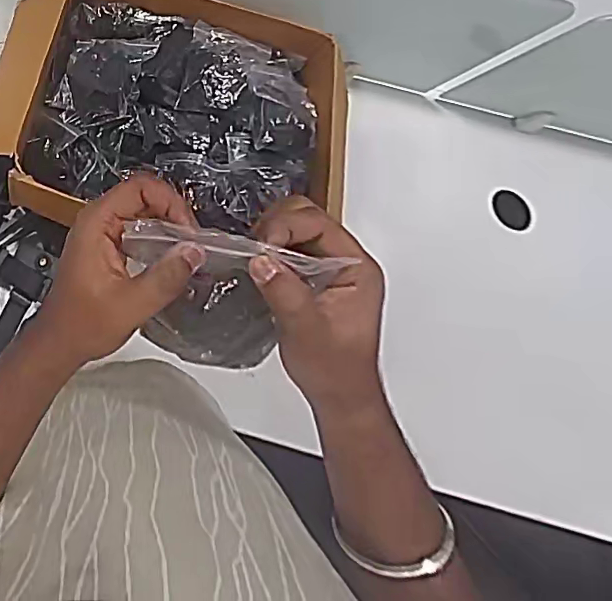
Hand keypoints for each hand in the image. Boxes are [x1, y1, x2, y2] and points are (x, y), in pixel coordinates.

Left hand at [23, 174, 204, 368]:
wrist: (60, 341)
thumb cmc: (81, 323)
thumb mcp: (131, 304)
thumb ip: (165, 277)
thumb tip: (194, 252)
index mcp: (96, 222)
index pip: (140, 187)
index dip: (169, 202)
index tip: (187, 229)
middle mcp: (96, 220)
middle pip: (143, 195)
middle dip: (173, 213)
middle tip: (192, 241)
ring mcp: (101, 232)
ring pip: (142, 212)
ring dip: (168, 226)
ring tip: (186, 251)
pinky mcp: (107, 245)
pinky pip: (138, 229)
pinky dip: (158, 238)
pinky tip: (171, 259)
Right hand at [249, 197, 386, 417]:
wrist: (339, 395)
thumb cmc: (334, 370)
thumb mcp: (306, 332)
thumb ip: (285, 293)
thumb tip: (261, 260)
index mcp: (356, 268)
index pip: (318, 223)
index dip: (285, 227)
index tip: (263, 246)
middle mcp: (345, 260)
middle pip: (305, 215)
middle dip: (275, 225)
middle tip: (256, 248)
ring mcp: (327, 265)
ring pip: (293, 225)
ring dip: (269, 235)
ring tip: (255, 258)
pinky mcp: (310, 273)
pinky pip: (285, 244)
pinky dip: (268, 247)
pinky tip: (258, 265)